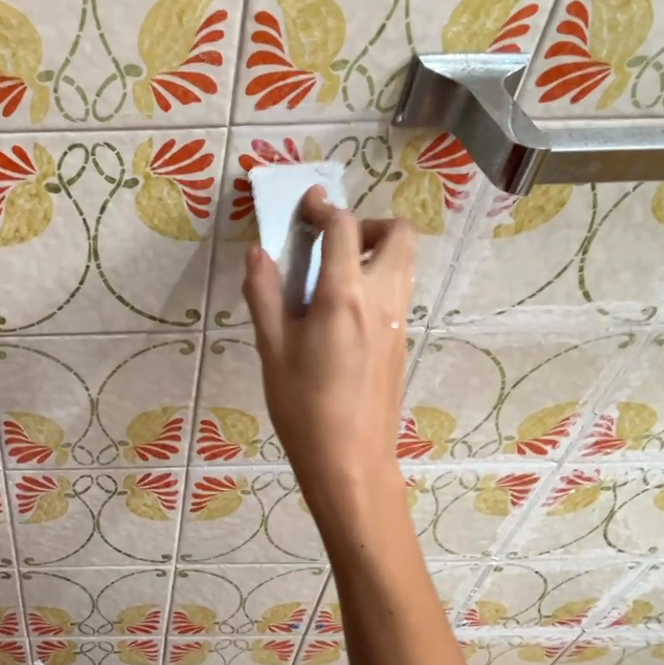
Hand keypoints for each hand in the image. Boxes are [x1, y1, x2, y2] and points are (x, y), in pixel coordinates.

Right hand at [242, 186, 417, 526]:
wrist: (350, 458)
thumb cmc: (302, 406)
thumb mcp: (272, 349)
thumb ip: (265, 294)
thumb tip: (258, 253)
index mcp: (344, 296)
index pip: (344, 229)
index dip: (324, 208)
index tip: (306, 205)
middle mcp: (382, 299)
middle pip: (398, 233)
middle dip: (366, 224)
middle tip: (331, 244)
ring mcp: (399, 320)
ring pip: (405, 261)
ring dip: (376, 250)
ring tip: (334, 275)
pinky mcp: (402, 339)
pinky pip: (399, 289)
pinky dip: (377, 279)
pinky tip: (342, 311)